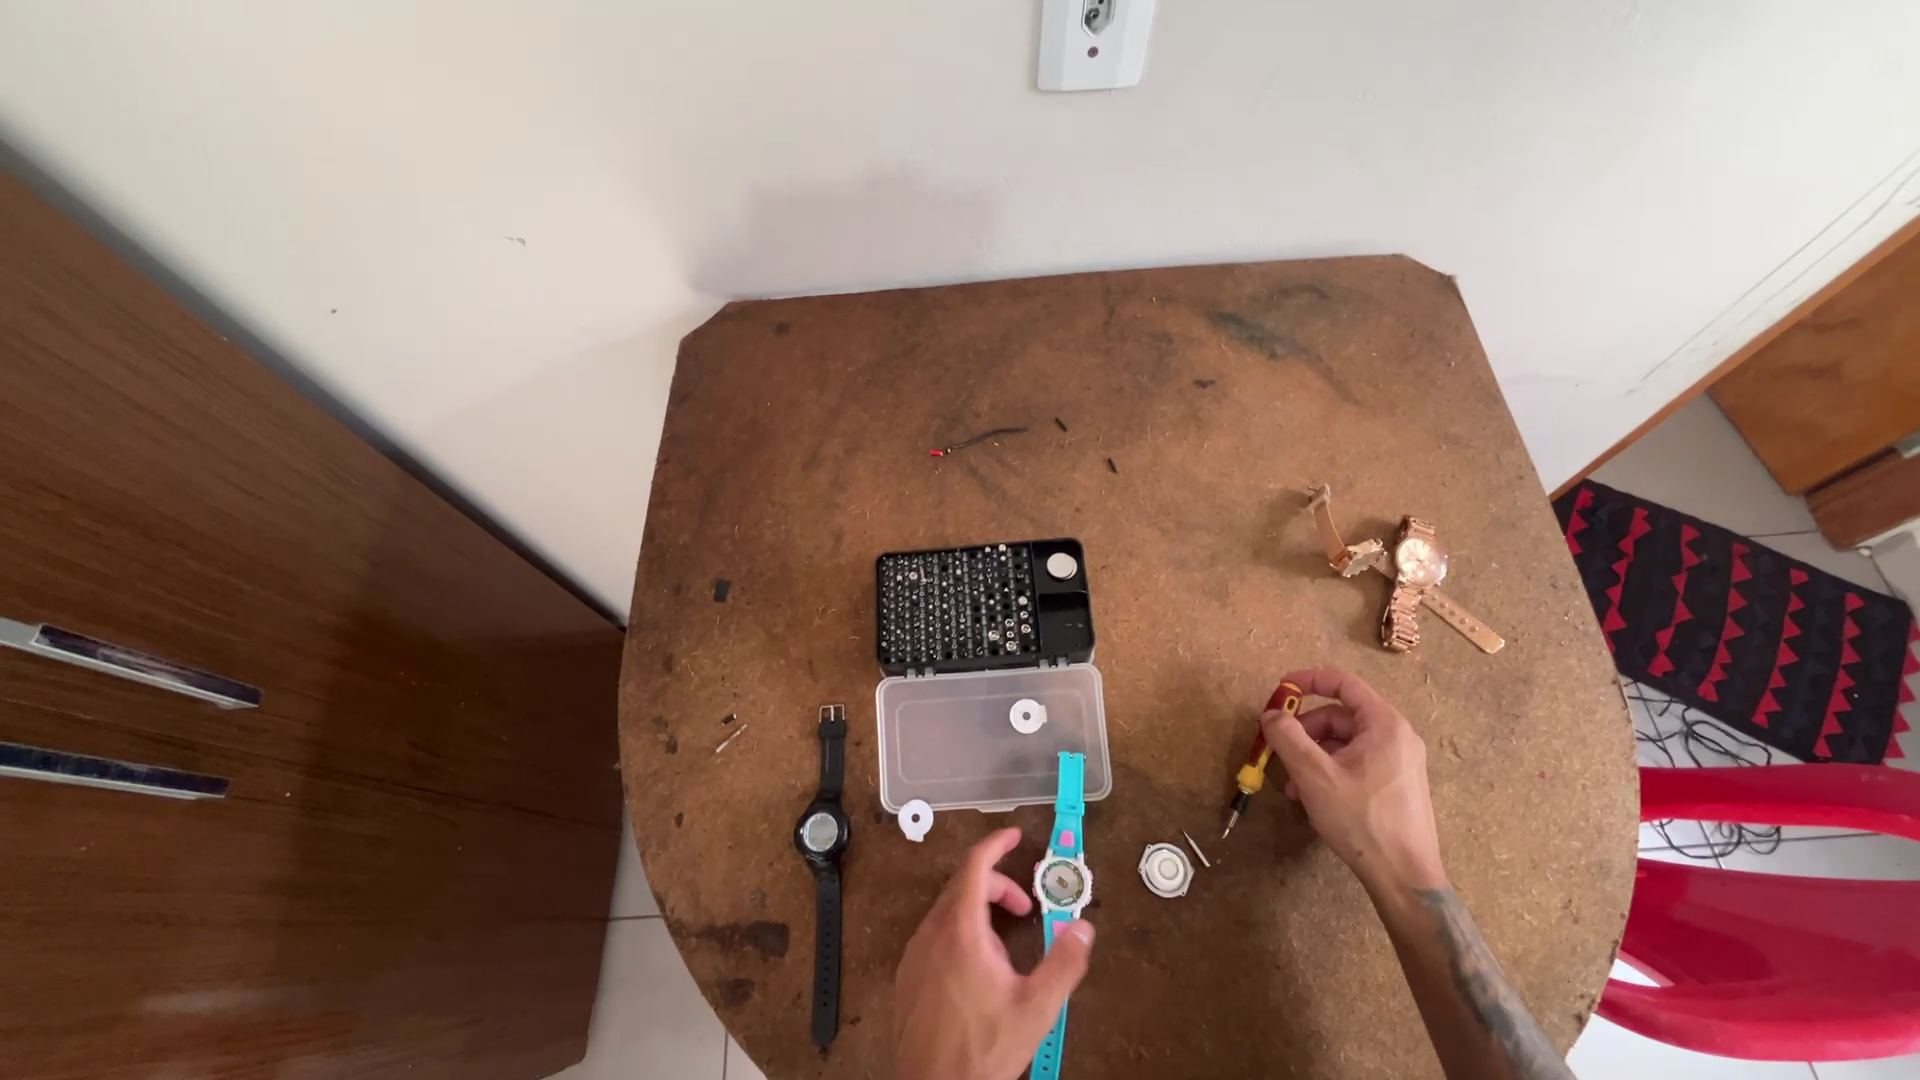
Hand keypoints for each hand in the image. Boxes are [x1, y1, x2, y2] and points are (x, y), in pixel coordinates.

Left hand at [894, 827, 1095, 1079]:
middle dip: (997, 884)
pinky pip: (936, 932)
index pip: (975, 865)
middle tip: (1025, 907)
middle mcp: (932, 931)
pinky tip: (978, 966)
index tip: (1014, 835)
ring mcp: (916, 952)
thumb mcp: (1036, 1008)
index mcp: (961, 929)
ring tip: (1005, 946)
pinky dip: (960, 929)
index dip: (996, 844)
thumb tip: (1084, 928)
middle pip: (963, 884)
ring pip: (948, 909)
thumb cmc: (982, 1048)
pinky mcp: (908, 973)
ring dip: (979, 909)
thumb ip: (1064, 964)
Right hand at [1261, 669, 1447, 892]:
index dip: (1309, 680)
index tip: (1281, 689)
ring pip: (1345, 743)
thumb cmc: (1361, 819)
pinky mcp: (1397, 785)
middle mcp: (1398, 737)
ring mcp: (1400, 763)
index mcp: (1385, 725)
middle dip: (1305, 731)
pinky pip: (1356, 763)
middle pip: (1341, 717)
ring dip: (1312, 755)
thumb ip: (1287, 737)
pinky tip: (1312, 796)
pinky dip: (1329, 770)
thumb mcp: (1314, 775)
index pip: (1344, 684)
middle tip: (1280, 750)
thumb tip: (1272, 714)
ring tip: (1293, 785)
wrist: (1405, 877)